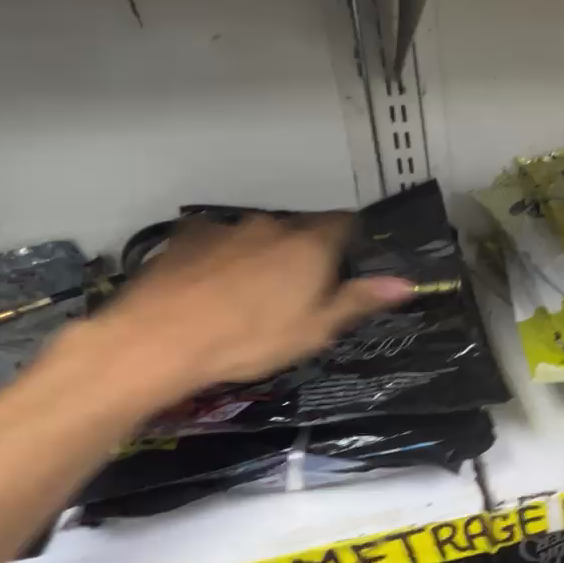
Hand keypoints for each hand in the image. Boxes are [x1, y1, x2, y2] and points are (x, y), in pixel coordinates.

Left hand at [82, 212, 413, 405]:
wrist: (158, 339)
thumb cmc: (250, 339)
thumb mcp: (315, 330)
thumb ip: (359, 301)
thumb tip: (405, 282)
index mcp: (311, 245)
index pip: (345, 223)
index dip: (352, 242)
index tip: (350, 267)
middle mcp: (272, 225)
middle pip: (301, 231)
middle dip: (306, 254)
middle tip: (301, 296)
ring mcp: (226, 228)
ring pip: (259, 237)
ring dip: (265, 257)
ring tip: (254, 298)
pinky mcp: (187, 237)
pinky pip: (220, 243)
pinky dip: (226, 260)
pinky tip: (215, 291)